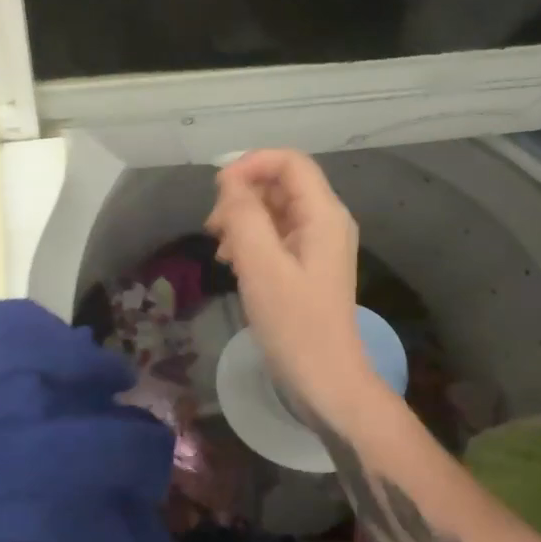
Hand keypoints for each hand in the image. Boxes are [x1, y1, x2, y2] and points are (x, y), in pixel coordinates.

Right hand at [205, 149, 375, 418]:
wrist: (325, 379)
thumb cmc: (294, 324)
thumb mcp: (261, 266)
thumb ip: (244, 216)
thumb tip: (230, 183)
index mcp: (323, 214)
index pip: (288, 161)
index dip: (250, 165)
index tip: (217, 191)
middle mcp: (326, 221)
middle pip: (280, 183)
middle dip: (242, 196)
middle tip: (214, 228)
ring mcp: (318, 244)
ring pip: (275, 210)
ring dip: (243, 220)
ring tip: (221, 250)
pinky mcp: (307, 266)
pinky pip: (277, 236)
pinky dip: (251, 241)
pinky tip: (233, 264)